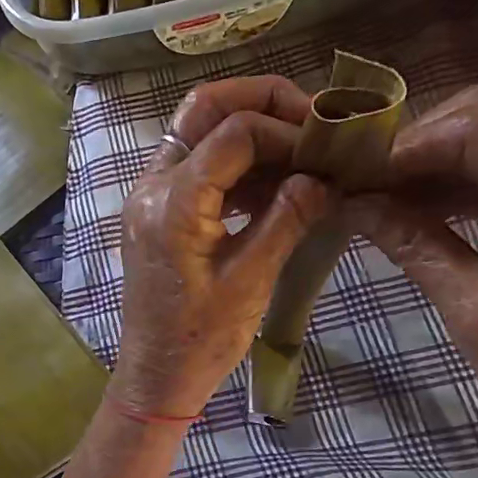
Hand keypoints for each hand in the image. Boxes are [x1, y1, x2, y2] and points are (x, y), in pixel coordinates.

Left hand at [111, 77, 331, 419]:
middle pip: (204, 109)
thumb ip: (288, 218)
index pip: (234, 132)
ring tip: (300, 153)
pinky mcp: (158, 212)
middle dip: (261, 102)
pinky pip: (196, 166)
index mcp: (173, 202)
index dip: (286, 130)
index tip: (326, 151)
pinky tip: (273, 182)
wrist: (157, 376)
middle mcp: (153, 186)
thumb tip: (324, 175)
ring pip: (198, 132)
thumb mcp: (252, 280)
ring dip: (249, 130)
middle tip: (312, 122)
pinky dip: (235, 162)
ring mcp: (151, 196)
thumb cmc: (200, 339)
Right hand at [340, 85, 477, 453]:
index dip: (411, 146)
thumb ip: (414, 243)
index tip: (357, 176)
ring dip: (437, 159)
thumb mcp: (472, 309)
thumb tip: (353, 203)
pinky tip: (422, 204)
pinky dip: (463, 177)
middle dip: (420, 145)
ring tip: (385, 194)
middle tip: (368, 183)